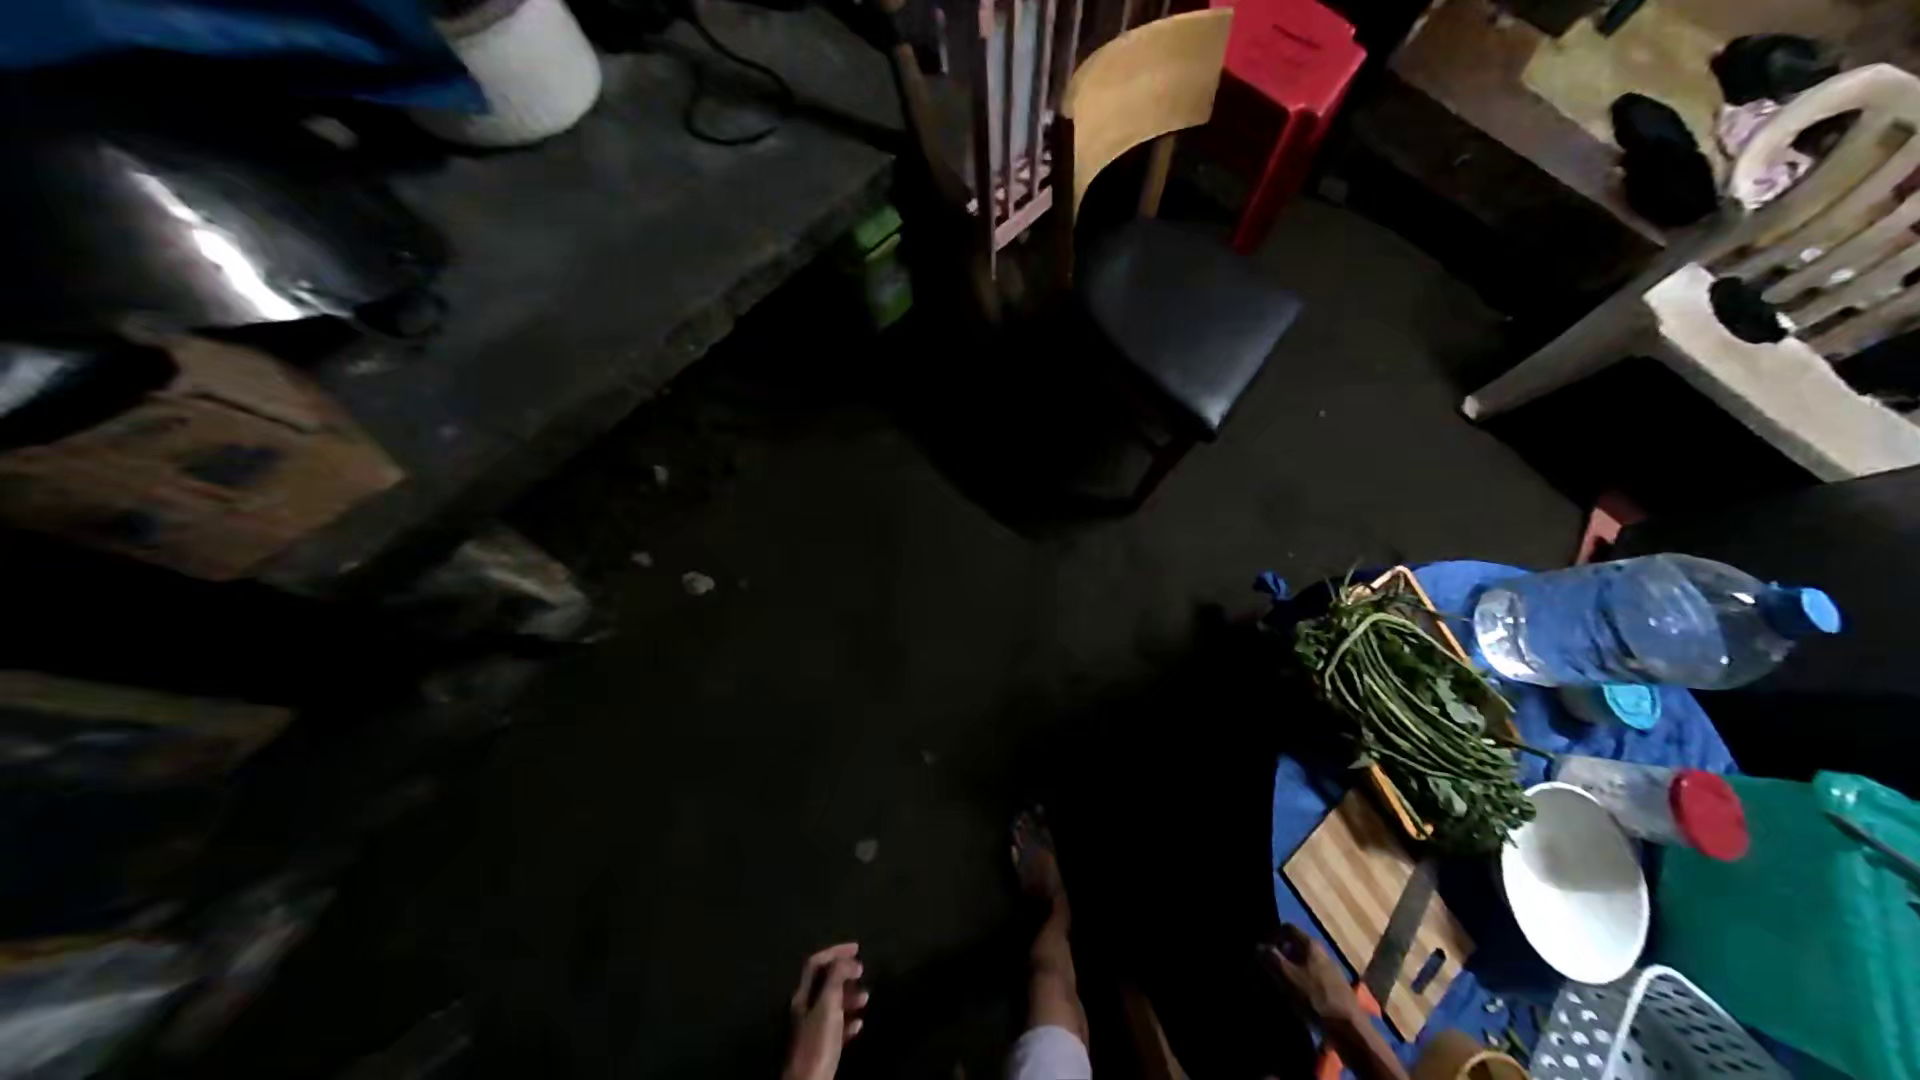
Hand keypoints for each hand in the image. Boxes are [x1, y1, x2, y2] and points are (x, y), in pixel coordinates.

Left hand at [783, 943, 868, 1079]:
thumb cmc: (818, 1041)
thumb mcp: (829, 1004)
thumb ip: (836, 978)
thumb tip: (847, 959)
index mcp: (803, 995)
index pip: (816, 963)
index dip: (835, 951)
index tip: (857, 948)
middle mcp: (805, 1008)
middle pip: (824, 982)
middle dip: (844, 973)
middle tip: (862, 971)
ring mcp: (812, 1028)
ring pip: (832, 1003)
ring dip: (849, 996)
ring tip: (865, 998)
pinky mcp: (820, 1047)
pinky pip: (836, 1026)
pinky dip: (848, 1021)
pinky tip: (859, 1024)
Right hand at [1259, 924, 1360, 1024]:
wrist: (1351, 1029)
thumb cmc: (1316, 997)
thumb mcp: (1287, 976)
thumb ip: (1271, 958)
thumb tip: (1259, 946)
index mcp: (1311, 944)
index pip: (1288, 928)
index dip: (1274, 935)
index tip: (1266, 950)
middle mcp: (1323, 951)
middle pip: (1297, 945)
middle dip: (1284, 955)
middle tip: (1273, 969)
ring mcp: (1333, 970)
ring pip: (1307, 962)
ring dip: (1294, 970)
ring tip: (1285, 985)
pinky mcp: (1338, 987)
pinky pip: (1316, 977)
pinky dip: (1306, 982)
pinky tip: (1302, 997)